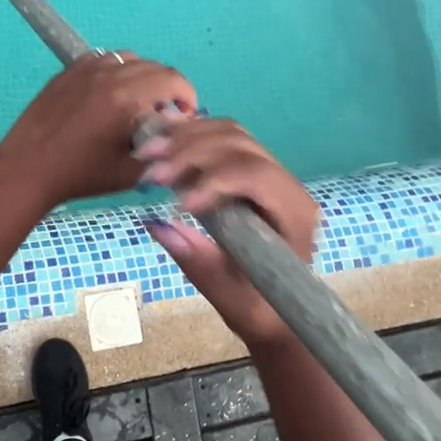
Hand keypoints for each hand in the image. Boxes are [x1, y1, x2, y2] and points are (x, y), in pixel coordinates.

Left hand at [0, 51, 197, 209]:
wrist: (28, 168)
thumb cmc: (80, 174)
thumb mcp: (130, 171)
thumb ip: (161, 149)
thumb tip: (177, 133)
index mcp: (125, 97)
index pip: (172, 79)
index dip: (187, 95)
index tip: (185, 115)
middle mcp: (107, 74)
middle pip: (153, 66)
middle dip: (167, 86)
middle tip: (164, 112)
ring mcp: (84, 69)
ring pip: (128, 58)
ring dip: (142, 75)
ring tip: (138, 101)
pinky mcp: (67, 71)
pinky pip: (102, 59)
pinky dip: (116, 70)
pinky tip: (110, 94)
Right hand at [137, 117, 319, 347]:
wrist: (277, 308)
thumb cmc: (259, 306)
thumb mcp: (228, 295)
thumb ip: (197, 260)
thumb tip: (157, 225)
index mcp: (293, 214)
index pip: (256, 176)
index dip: (214, 179)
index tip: (178, 203)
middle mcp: (285, 184)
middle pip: (238, 145)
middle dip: (191, 153)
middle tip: (150, 174)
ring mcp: (268, 170)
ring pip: (228, 132)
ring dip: (184, 137)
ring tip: (147, 153)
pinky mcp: (247, 167)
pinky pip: (219, 135)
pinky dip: (188, 132)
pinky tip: (159, 135)